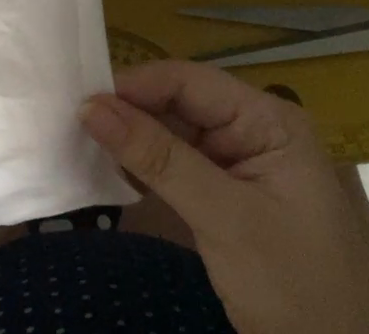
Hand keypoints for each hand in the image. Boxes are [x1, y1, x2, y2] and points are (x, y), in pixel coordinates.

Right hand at [80, 61, 368, 333]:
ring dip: (132, 141)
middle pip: (178, 104)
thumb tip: (90, 106)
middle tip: (71, 125)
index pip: (189, 81)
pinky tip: (112, 171)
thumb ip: (158, 158)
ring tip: (81, 144)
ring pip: (173, 135)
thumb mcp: (225, 219)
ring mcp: (240, 166)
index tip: (80, 104)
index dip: (135, 86)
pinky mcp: (227, 199)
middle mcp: (253, 132)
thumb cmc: (297, 287)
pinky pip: (178, 167)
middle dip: (129, 112)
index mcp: (267, 120)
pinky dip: (146, 169)